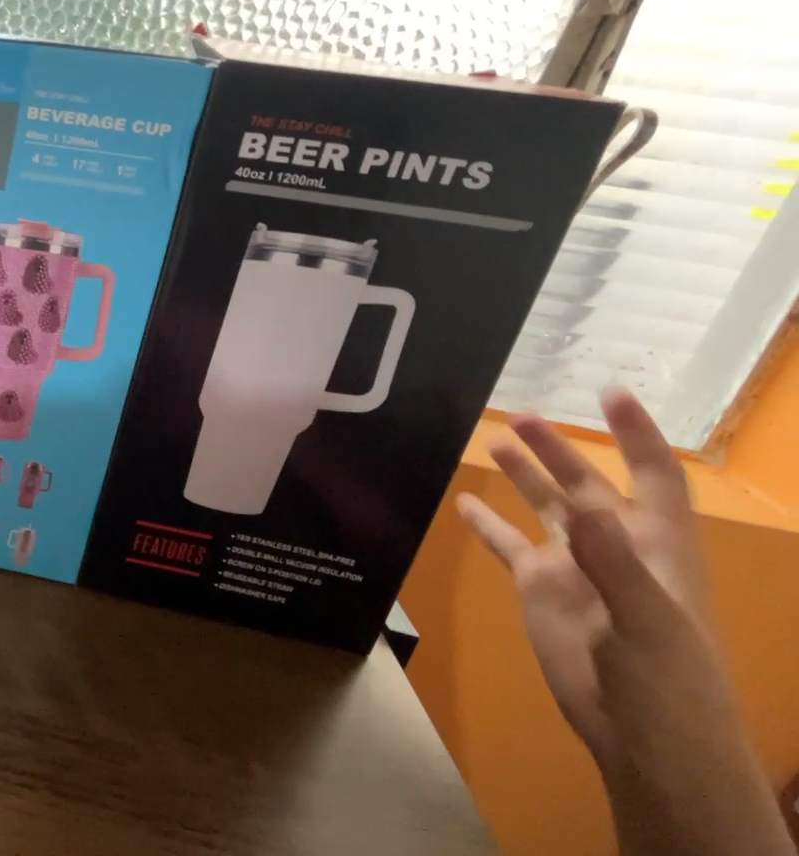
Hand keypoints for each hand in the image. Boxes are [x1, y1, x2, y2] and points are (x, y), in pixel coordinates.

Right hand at [460, 389, 790, 855]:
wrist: (641, 734)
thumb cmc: (666, 678)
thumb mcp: (647, 621)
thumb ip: (613, 563)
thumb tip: (583, 505)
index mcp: (657, 546)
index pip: (652, 477)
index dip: (636, 435)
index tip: (610, 393)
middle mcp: (614, 546)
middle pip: (587, 483)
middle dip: (560, 448)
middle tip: (521, 415)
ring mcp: (573, 566)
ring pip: (545, 506)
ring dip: (524, 475)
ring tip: (495, 440)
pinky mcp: (538, 587)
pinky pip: (508, 544)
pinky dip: (485, 523)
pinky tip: (462, 502)